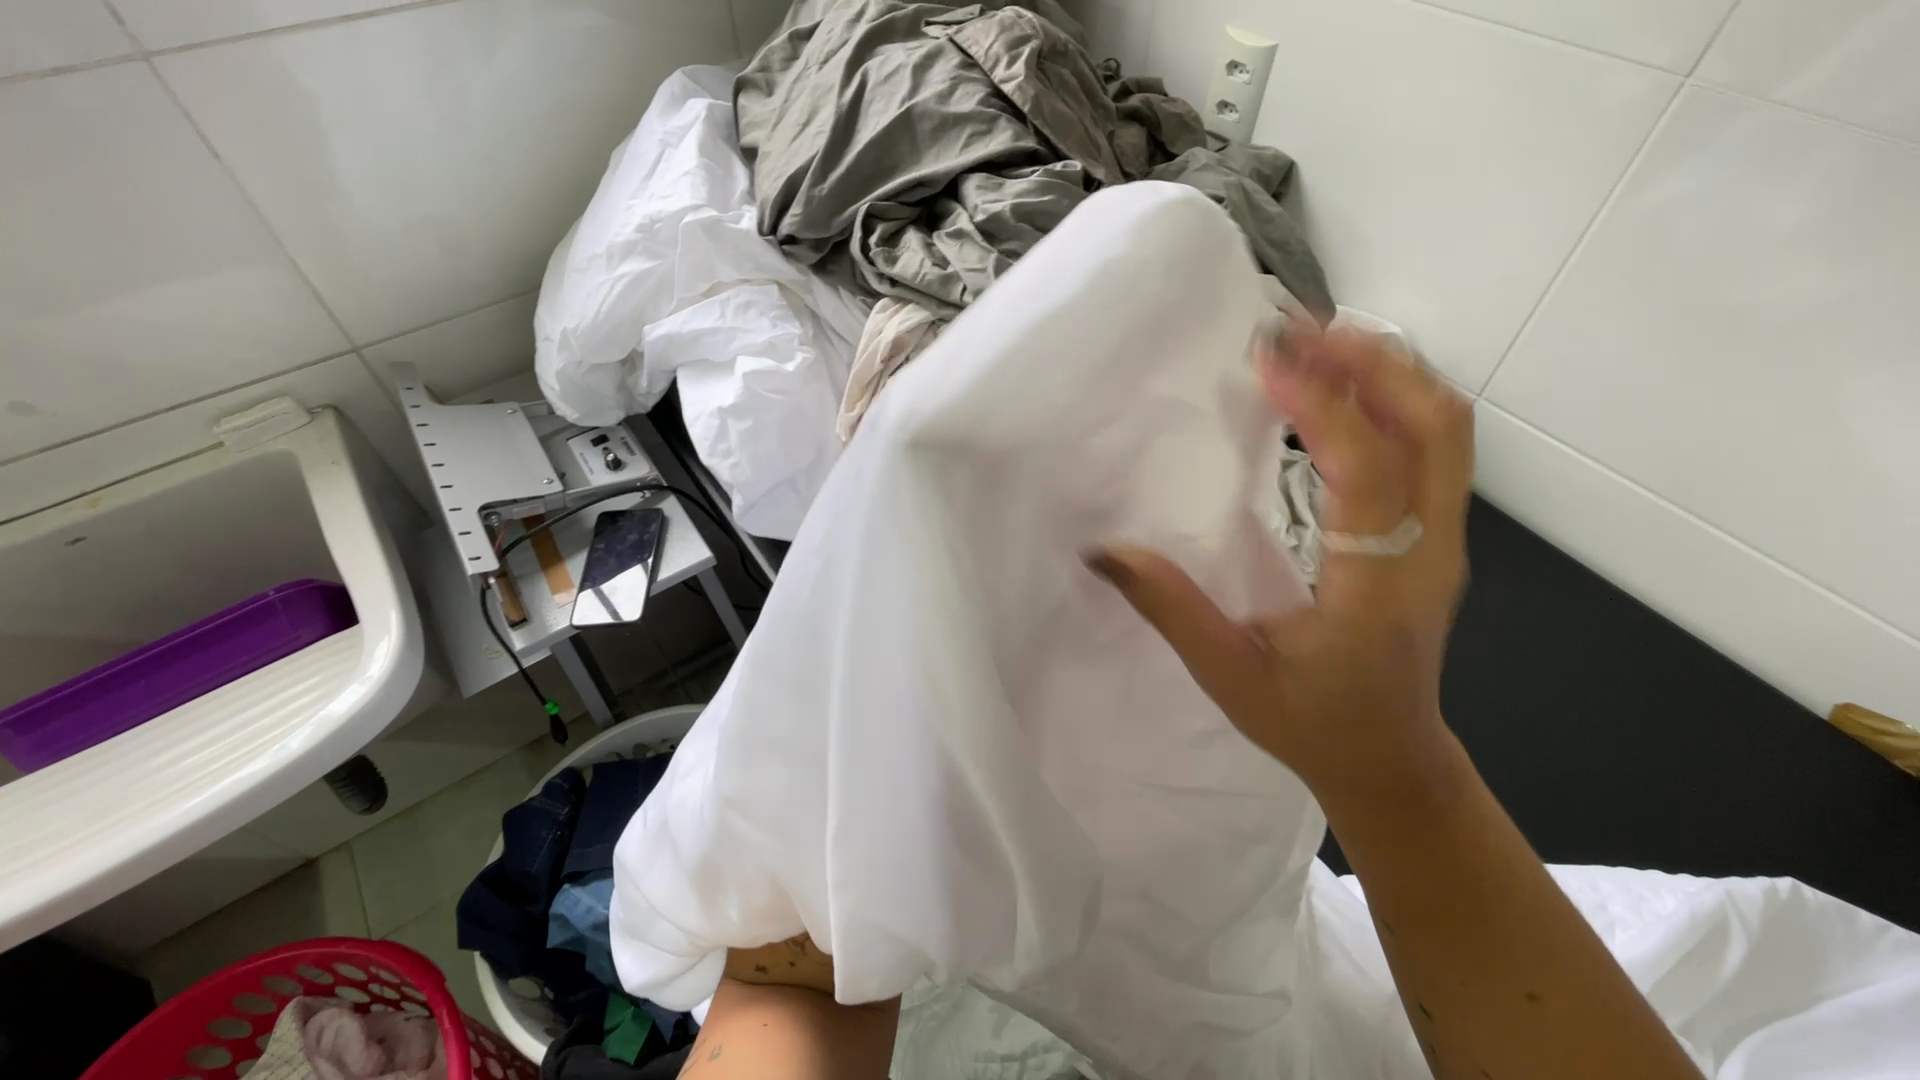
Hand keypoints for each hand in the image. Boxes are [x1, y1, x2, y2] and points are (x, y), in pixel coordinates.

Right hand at [1088, 328, 1475, 800]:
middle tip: (1301, 328)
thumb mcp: (1229, 675)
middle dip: (1371, 362)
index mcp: (1378, 586)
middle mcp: (1429, 550)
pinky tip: (1346, 388)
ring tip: (1320, 341)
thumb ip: (1171, 610)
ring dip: (1389, 373)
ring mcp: (1446, 540)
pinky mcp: (1439, 536)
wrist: (1391, 761)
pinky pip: (1436, 448)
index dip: (1322, 404)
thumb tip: (1104, 550)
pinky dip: (1397, 400)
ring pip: (1446, 429)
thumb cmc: (1312, 725)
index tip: (1268, 355)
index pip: (1366, 470)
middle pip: (1435, 426)